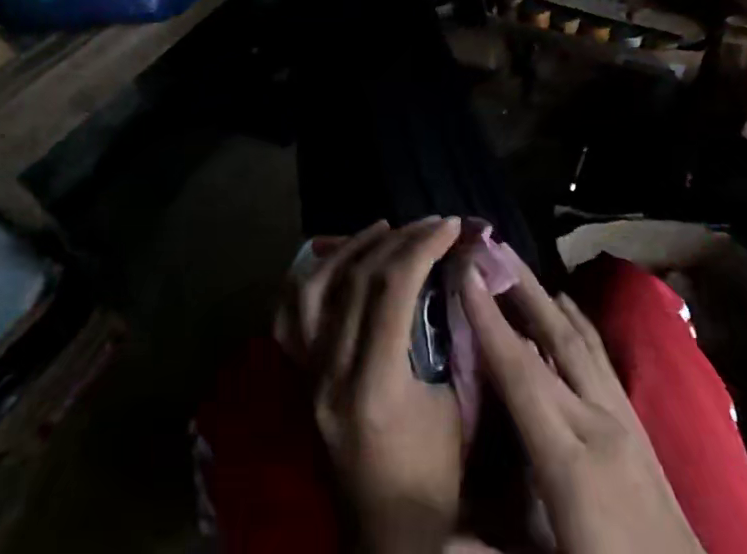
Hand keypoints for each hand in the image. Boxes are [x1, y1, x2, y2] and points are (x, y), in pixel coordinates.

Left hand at [286, 217, 464, 553]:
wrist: (386, 529)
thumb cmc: (433, 476)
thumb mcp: (454, 408)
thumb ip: (450, 340)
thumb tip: (455, 277)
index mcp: (374, 385)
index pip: (392, 291)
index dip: (422, 247)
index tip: (450, 225)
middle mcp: (330, 372)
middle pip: (357, 281)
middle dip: (399, 241)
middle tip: (430, 224)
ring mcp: (307, 373)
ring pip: (313, 288)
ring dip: (351, 249)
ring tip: (385, 228)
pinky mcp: (300, 376)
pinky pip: (291, 314)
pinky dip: (313, 277)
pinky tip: (338, 259)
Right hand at [459, 254, 704, 553]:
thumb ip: (490, 553)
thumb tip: (434, 539)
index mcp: (570, 460)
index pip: (520, 373)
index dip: (488, 320)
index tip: (465, 272)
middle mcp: (600, 425)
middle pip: (554, 339)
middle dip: (518, 289)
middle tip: (489, 245)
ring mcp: (625, 421)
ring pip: (582, 341)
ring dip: (546, 297)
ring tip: (518, 265)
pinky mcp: (639, 427)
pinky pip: (603, 359)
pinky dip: (579, 323)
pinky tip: (567, 306)